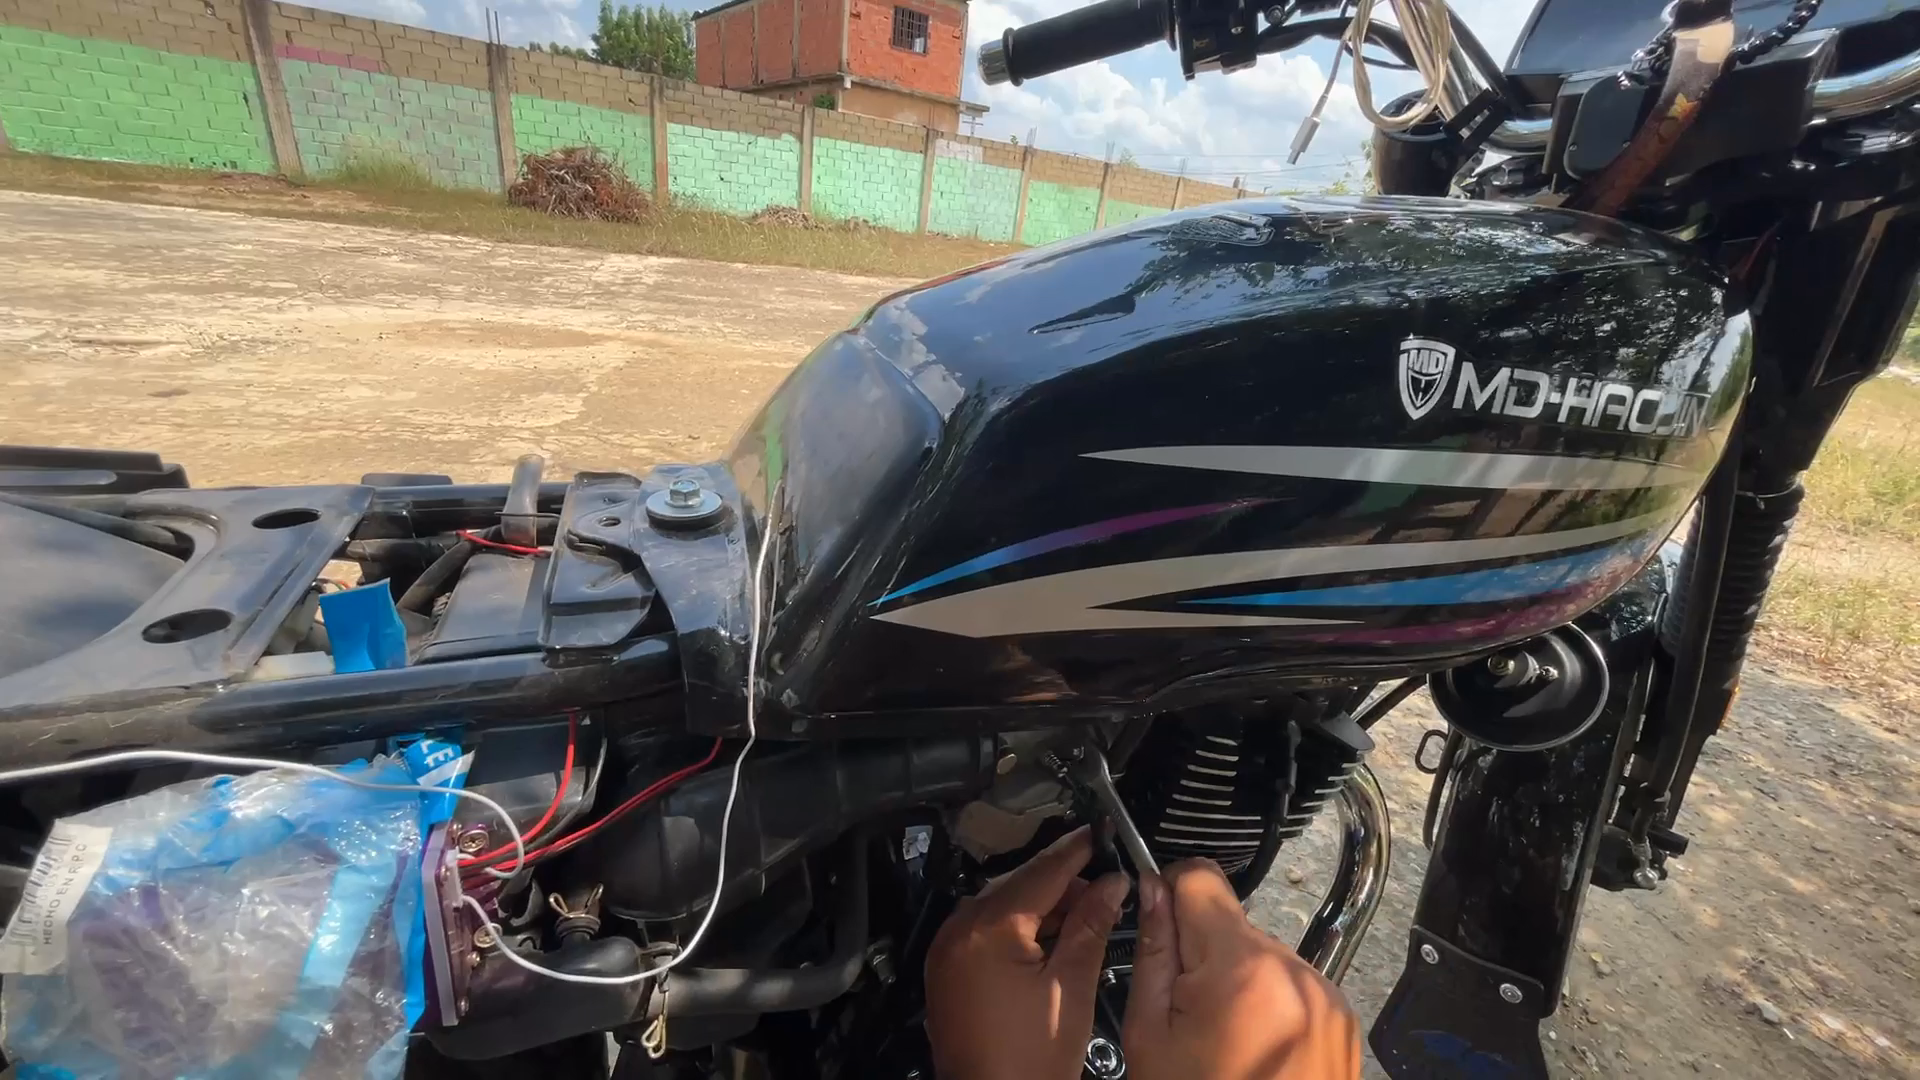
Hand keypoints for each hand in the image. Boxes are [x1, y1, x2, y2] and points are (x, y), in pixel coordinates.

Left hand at [924, 827, 1131, 1079]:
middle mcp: (960, 924)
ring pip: (1002, 903)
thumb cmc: (1034, 1058)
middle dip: (1062, 882)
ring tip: (1082, 913)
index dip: (1076, 851)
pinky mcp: (945, 963)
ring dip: (1041, 903)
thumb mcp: (1071, 989)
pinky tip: (1046, 935)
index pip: (1042, 872)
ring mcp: (947, 943)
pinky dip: (1017, 924)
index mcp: (990, 926)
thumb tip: (1113, 882)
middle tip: (1103, 885)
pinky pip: (985, 925)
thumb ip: (1090, 926)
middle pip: (1020, 884)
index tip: (1100, 830)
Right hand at [1124, 859, 1361, 1079]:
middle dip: (1202, 948)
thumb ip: (1153, 948)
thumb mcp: (1150, 1033)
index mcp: (1241, 967)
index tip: (1158, 916)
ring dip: (1236, 976)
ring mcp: (1326, 997)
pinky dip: (1266, 1001)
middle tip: (1187, 1009)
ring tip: (1222, 1038)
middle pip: (1229, 920)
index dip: (1170, 887)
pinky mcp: (1343, 1021)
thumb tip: (1151, 889)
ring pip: (1258, 951)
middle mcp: (1294, 971)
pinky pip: (1289, 982)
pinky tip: (1253, 1050)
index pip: (1200, 876)